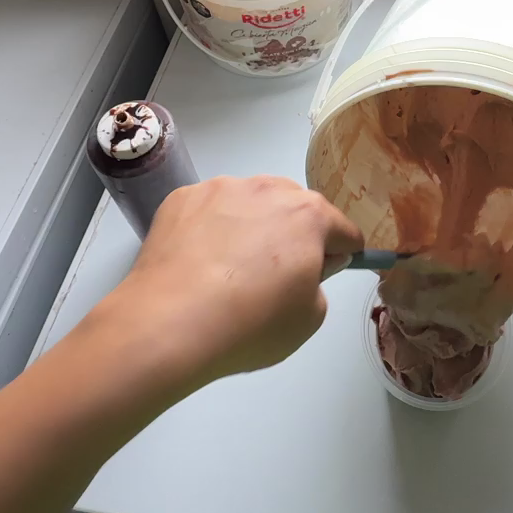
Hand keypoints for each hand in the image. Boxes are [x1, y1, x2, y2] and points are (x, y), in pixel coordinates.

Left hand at [87, 176, 362, 385]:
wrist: (168, 324)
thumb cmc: (250, 324)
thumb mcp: (309, 320)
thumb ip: (320, 284)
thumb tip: (306, 268)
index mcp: (310, 215)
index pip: (344, 229)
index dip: (343, 253)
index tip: (327, 273)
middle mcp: (270, 189)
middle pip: (296, 207)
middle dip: (295, 234)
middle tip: (275, 276)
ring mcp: (223, 188)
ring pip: (251, 202)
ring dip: (251, 225)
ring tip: (227, 269)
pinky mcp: (184, 197)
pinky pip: (210, 209)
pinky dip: (211, 228)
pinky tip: (197, 262)